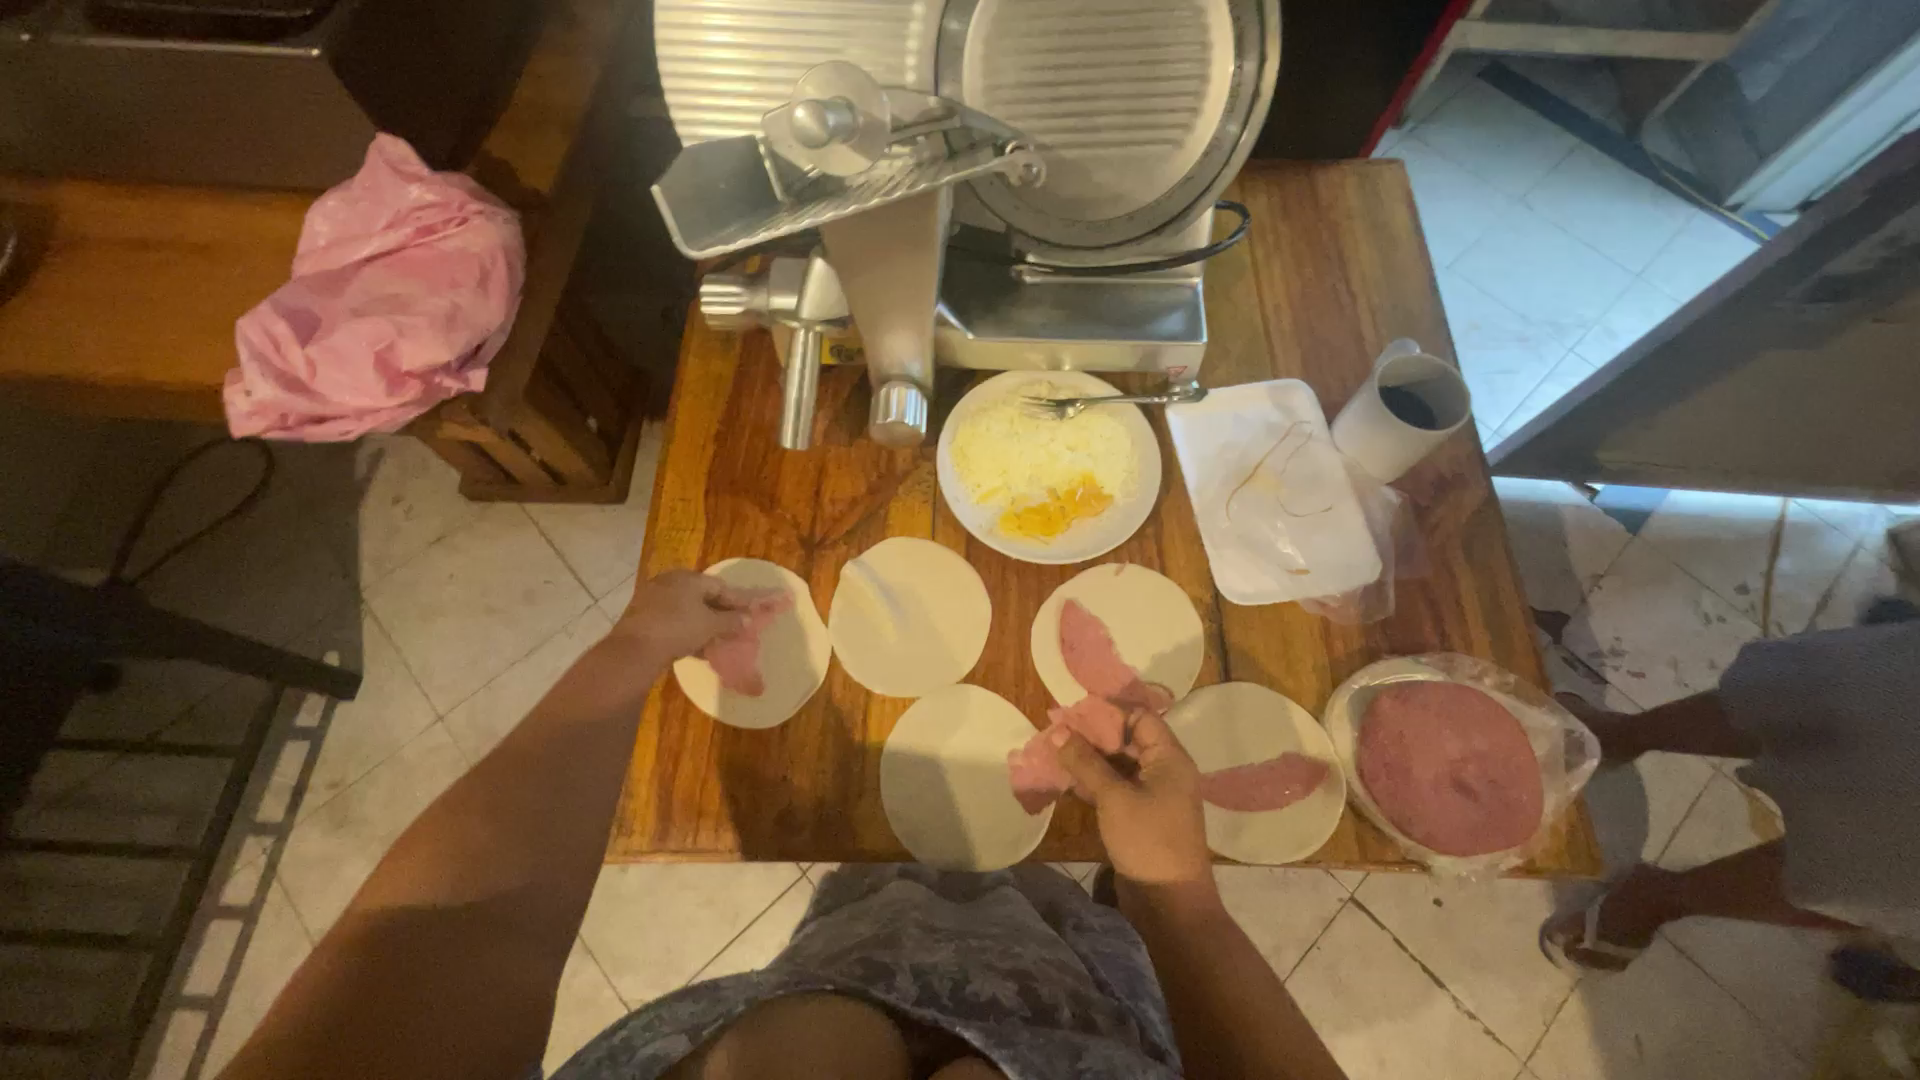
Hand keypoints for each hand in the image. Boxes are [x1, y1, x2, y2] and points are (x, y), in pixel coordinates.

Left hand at [611, 570, 751, 661]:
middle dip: (719, 613)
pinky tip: (695, 647)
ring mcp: (652, 598)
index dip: (737, 601)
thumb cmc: (678, 629)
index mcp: (688, 577)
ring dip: (703, 624)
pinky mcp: (641, 617)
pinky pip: (671, 620)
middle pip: (702, 596)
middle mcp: (669, 582)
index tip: (750, 615)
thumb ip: (731, 621)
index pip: (720, 586)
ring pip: (686, 609)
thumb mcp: (710, 625)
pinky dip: (686, 630)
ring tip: (716, 641)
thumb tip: (748, 619)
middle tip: (733, 628)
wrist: (633, 651)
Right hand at [1056, 709, 1212, 890]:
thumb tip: (1057, 729)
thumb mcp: (1114, 797)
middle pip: (1125, 740)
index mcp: (1169, 758)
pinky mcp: (1138, 816)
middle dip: (1090, 735)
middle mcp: (1163, 771)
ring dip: (1086, 759)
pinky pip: (1113, 788)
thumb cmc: (1148, 841)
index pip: (1140, 718)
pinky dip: (1090, 782)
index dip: (1107, 713)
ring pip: (1116, 765)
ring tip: (1052, 752)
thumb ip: (1085, 761)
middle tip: (1054, 731)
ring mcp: (1151, 795)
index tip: (1072, 713)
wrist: (1170, 904)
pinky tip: (1062, 780)